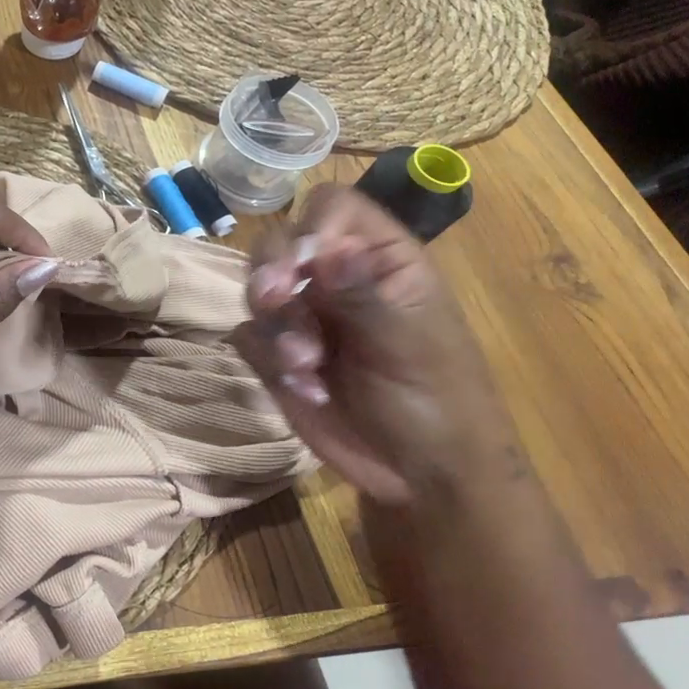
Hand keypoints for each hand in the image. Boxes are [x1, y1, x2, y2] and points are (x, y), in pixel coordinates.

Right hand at [232, 185, 517, 504]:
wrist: (421, 480)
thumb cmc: (440, 404)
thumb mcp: (410, 347)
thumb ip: (364, 297)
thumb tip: (330, 250)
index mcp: (381, 261)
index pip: (334, 209)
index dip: (312, 225)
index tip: (304, 265)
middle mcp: (335, 278)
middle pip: (281, 243)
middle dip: (272, 274)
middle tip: (274, 301)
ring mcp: (304, 314)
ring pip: (256, 288)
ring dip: (275, 325)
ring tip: (304, 367)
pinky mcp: (275, 352)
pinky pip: (248, 334)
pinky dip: (267, 359)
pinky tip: (305, 390)